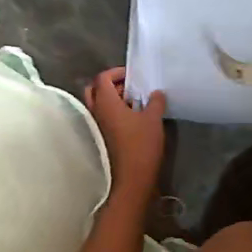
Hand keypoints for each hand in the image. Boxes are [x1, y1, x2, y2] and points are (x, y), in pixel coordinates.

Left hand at [83, 67, 166, 199]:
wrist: (132, 178)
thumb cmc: (141, 145)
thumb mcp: (153, 119)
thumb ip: (155, 101)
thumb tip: (156, 93)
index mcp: (105, 103)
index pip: (103, 78)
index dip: (117, 72)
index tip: (133, 76)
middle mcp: (96, 112)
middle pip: (96, 89)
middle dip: (112, 85)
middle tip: (131, 87)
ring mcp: (96, 126)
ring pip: (98, 104)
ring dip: (114, 99)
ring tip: (136, 102)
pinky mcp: (101, 138)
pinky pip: (103, 117)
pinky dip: (114, 112)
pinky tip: (133, 118)